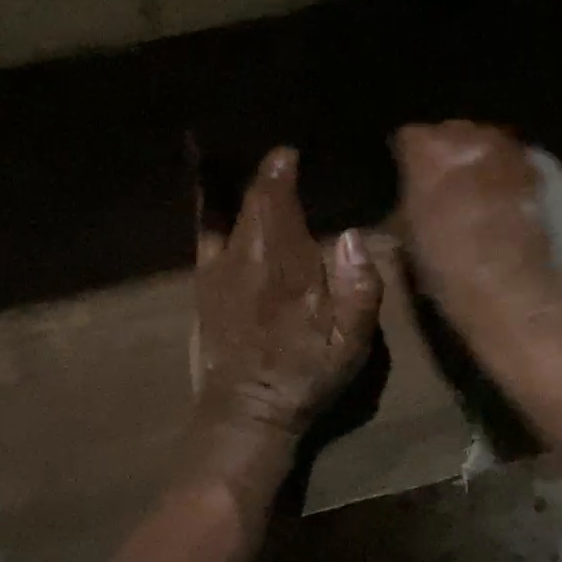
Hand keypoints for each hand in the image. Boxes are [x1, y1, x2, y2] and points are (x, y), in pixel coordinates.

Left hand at [193, 147, 383, 440]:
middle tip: (272, 150)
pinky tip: (206, 192)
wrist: (246, 412)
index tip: (290, 149)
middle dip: (260, 171)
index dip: (281, 167)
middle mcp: (243, 254)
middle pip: (247, 198)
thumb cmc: (305, 373)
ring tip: (228, 151)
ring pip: (221, 209)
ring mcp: (216, 267)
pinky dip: (206, 207)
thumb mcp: (350, 341)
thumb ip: (359, 286)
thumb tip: (351, 233)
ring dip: (228, 181)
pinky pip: (203, 232)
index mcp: (282, 260)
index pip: (276, 197)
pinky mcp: (202, 283)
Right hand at [393, 122, 561, 341]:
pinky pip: (510, 159)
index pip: (408, 138)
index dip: (406, 158)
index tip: (405, 178)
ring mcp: (503, 148)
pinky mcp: (531, 168)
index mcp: (425, 148)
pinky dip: (502, 172)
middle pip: (448, 132)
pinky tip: (499, 195)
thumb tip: (403, 198)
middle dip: (444, 153)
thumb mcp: (406, 232)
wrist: (506, 285)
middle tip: (439, 184)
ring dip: (476, 159)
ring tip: (471, 187)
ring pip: (483, 140)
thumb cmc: (444, 262)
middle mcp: (465, 135)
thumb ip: (403, 202)